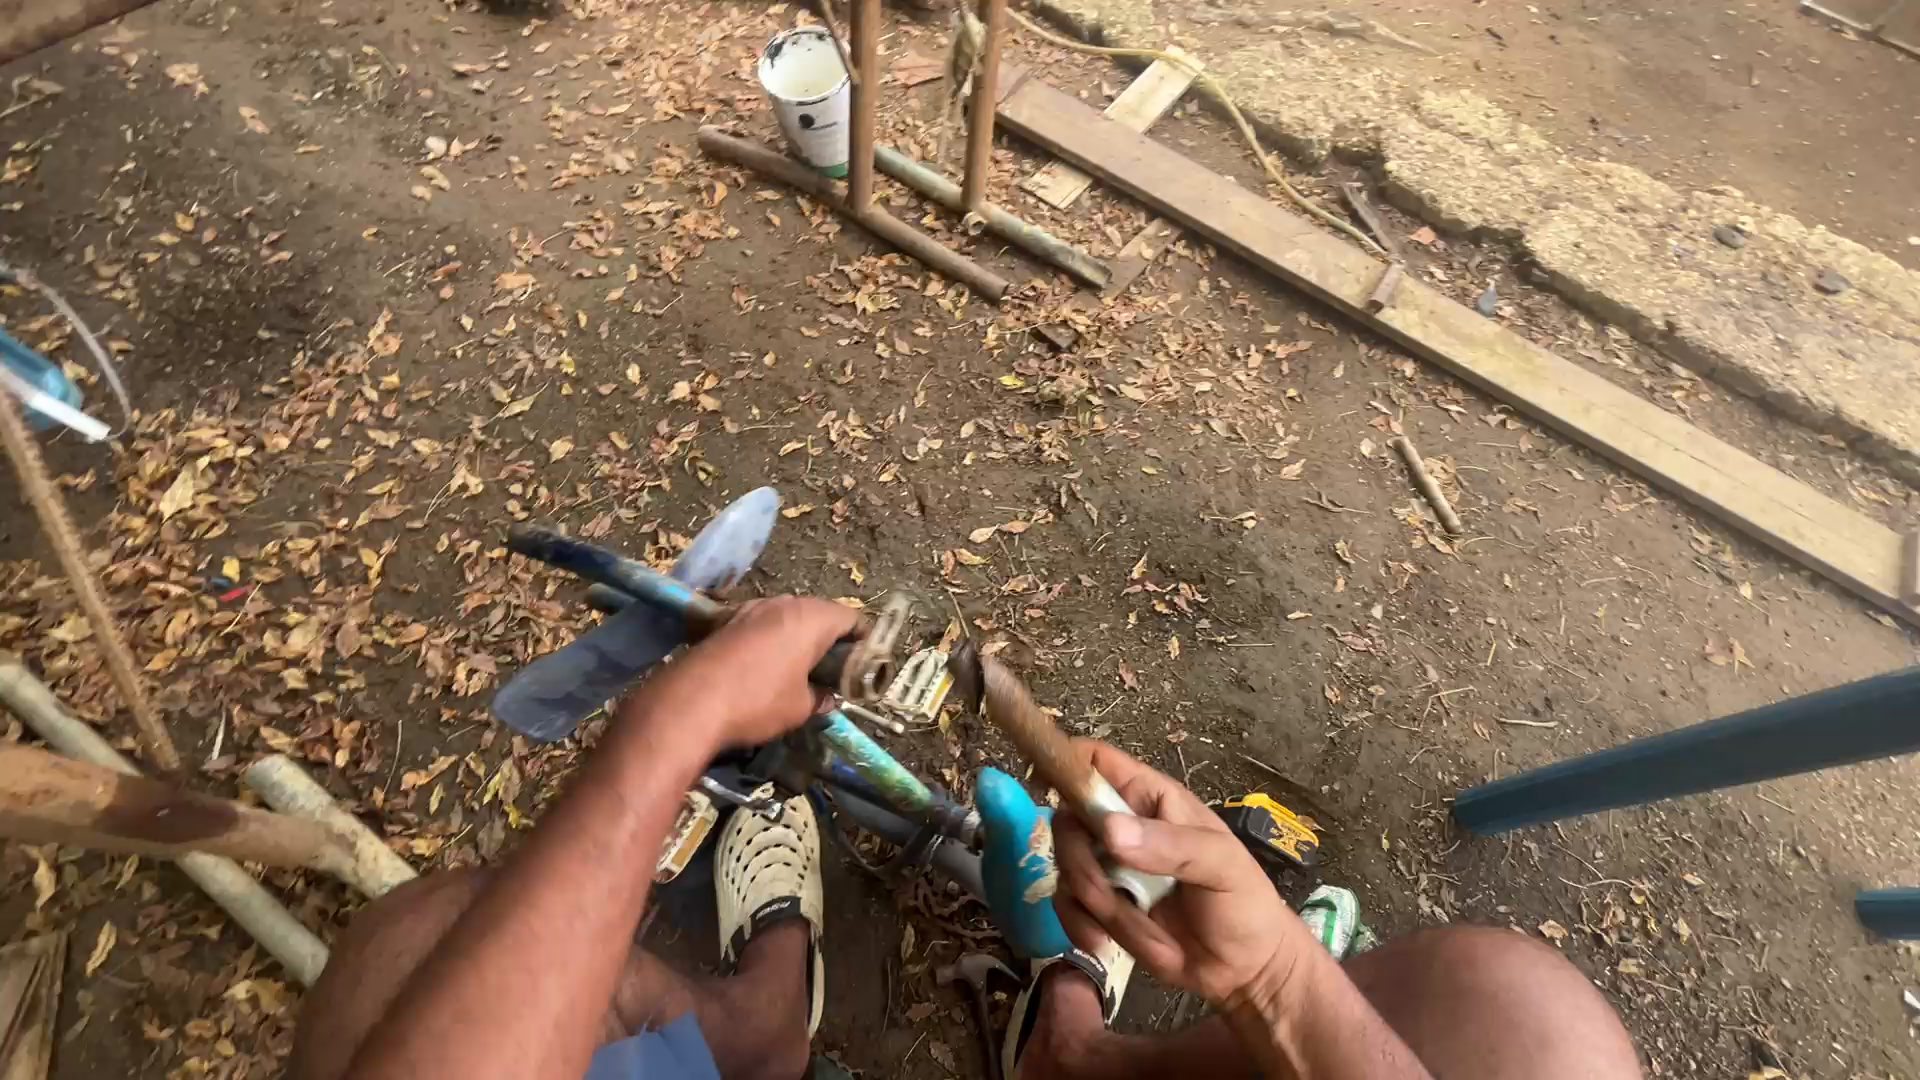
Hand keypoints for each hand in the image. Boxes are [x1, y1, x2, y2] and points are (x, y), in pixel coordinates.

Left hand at [614, 596, 859, 750]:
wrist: (690, 703)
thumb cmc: (758, 701)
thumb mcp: (800, 707)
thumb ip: (820, 697)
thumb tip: (826, 698)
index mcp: (811, 618)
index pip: (851, 617)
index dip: (861, 639)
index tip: (862, 662)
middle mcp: (783, 604)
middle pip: (819, 613)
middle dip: (829, 637)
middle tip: (833, 667)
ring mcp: (751, 608)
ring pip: (787, 616)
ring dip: (797, 637)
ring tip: (799, 667)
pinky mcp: (725, 620)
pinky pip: (760, 625)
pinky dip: (769, 640)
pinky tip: (764, 667)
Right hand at [1052, 741, 1311, 1009]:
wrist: (1246, 971)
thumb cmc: (1243, 901)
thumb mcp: (1221, 865)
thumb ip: (1170, 845)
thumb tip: (1109, 832)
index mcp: (1148, 798)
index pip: (1096, 760)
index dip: (1065, 762)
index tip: (1044, 782)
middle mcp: (1119, 825)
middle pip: (1067, 818)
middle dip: (1080, 860)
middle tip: (1106, 890)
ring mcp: (1106, 866)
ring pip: (1064, 867)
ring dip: (1093, 903)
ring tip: (1137, 927)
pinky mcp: (1099, 906)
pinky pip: (1066, 907)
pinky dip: (1081, 928)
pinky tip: (1107, 944)